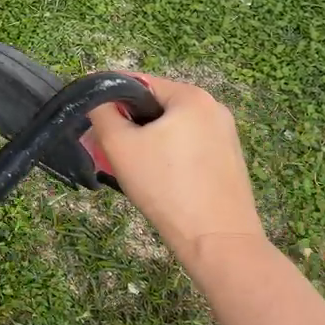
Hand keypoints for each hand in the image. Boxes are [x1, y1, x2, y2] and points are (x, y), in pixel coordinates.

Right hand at [87, 74, 264, 264]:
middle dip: (128, 121)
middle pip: (153, 104)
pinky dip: (166, 152)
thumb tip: (98, 98)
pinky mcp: (229, 159)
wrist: (217, 242)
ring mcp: (226, 135)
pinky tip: (157, 176)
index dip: (108, 99)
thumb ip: (99, 109)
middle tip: (110, 147)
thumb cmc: (165, 185)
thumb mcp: (117, 142)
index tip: (94, 123)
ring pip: (169, 125)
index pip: (135, 82)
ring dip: (145, 138)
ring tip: (132, 164)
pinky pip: (186, 143)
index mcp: (192, 97)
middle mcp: (215, 109)